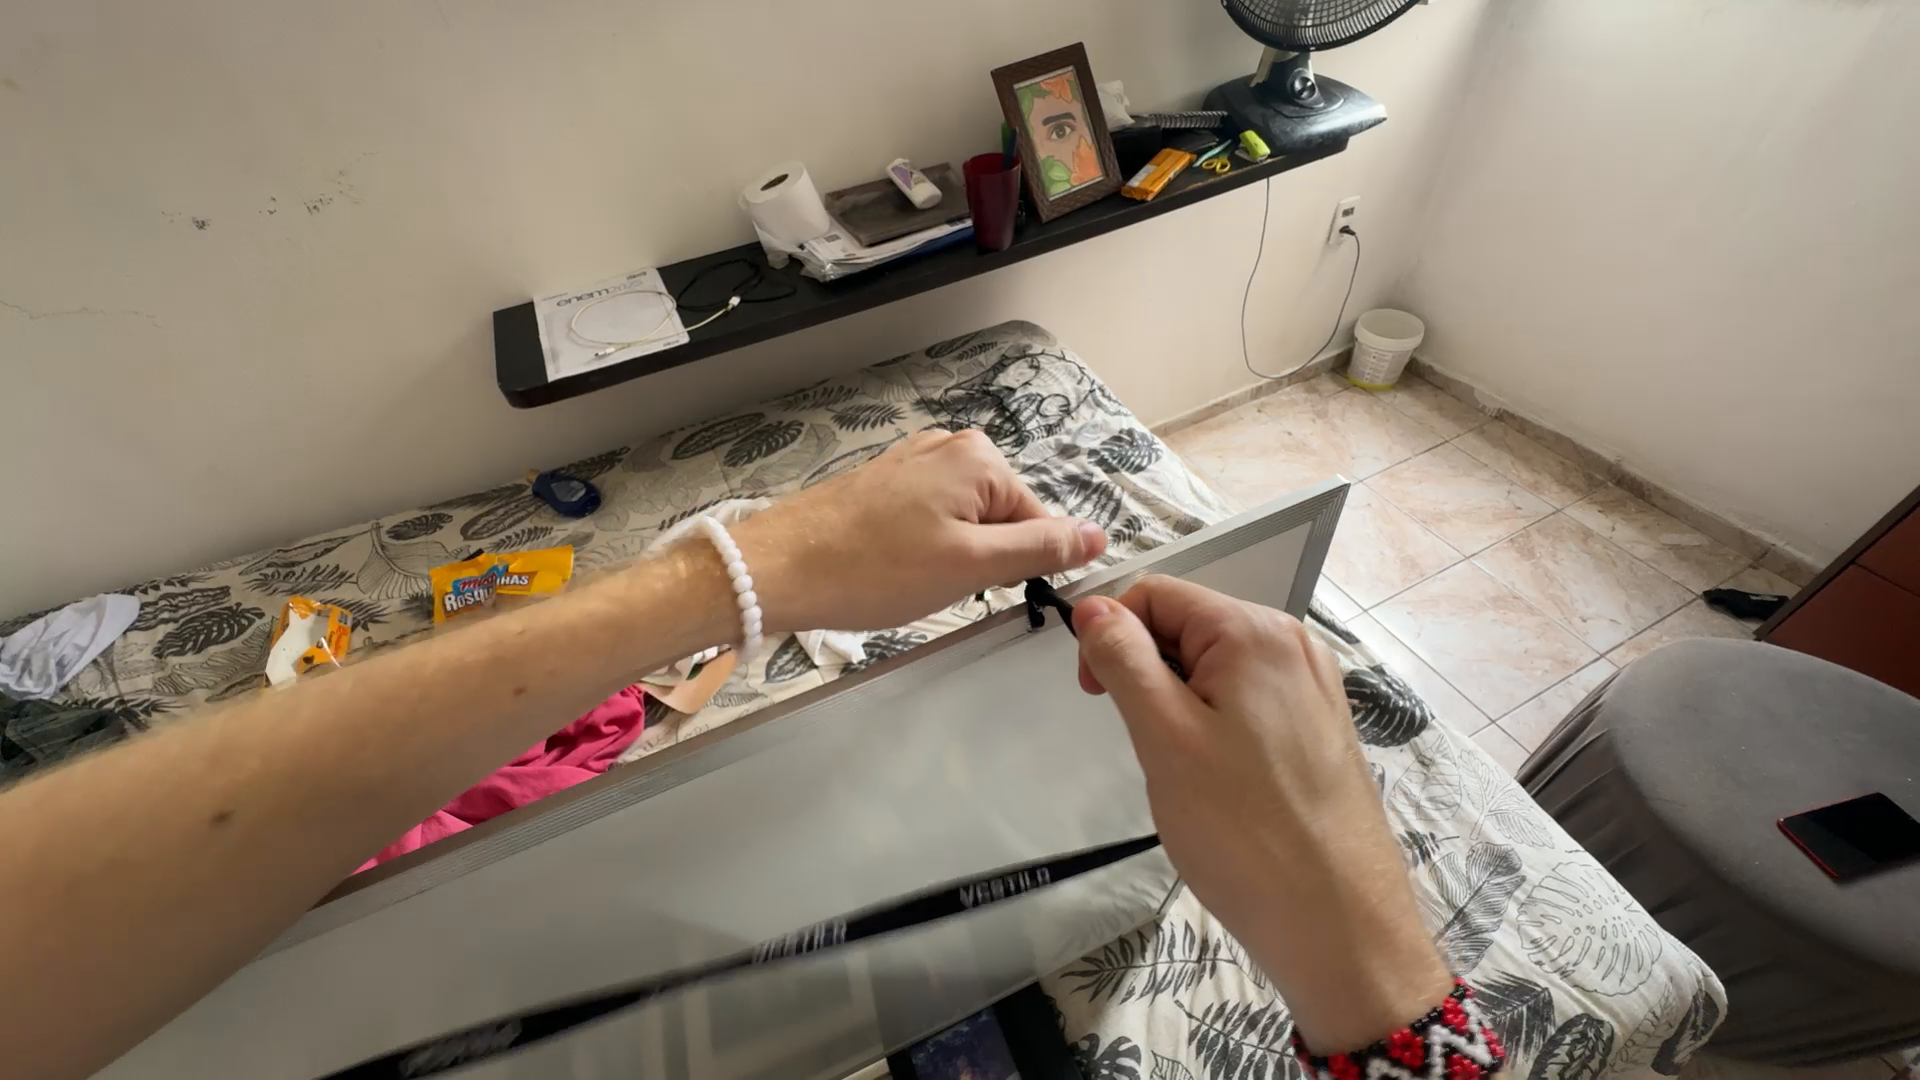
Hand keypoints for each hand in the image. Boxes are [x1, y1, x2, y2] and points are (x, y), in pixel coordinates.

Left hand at [730, 429, 1107, 631]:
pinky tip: (893, 565)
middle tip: (939, 585)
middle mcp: (950, 445)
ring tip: (912, 577)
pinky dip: (923, 547)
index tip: (982, 593)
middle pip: (1002, 517)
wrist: (776, 569)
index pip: (1040, 522)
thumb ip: (1041, 548)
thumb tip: (1098, 535)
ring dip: (952, 557)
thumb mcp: (972, 565)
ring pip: (965, 522)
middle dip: (983, 559)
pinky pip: (931, 518)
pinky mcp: (885, 481)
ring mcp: (912, 460)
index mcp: (980, 458)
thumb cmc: (875, 569)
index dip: (1021, 567)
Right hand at [1072, 576, 1449, 1051]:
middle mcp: (1290, 644)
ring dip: (1173, 698)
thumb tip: (1092, 606)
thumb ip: (1123, 658)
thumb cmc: (1244, 832)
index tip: (1094, 691)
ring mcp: (1310, 684)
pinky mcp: (1315, 724)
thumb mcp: (1164, 735)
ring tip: (1178, 762)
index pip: (1155, 593)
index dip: (1110, 632)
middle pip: (1185, 624)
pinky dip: (1208, 719)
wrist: (1342, 932)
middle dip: (1144, 667)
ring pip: (1210, 664)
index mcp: (1254, 632)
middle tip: (1142, 738)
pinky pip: (1241, 695)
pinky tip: (1212, 771)